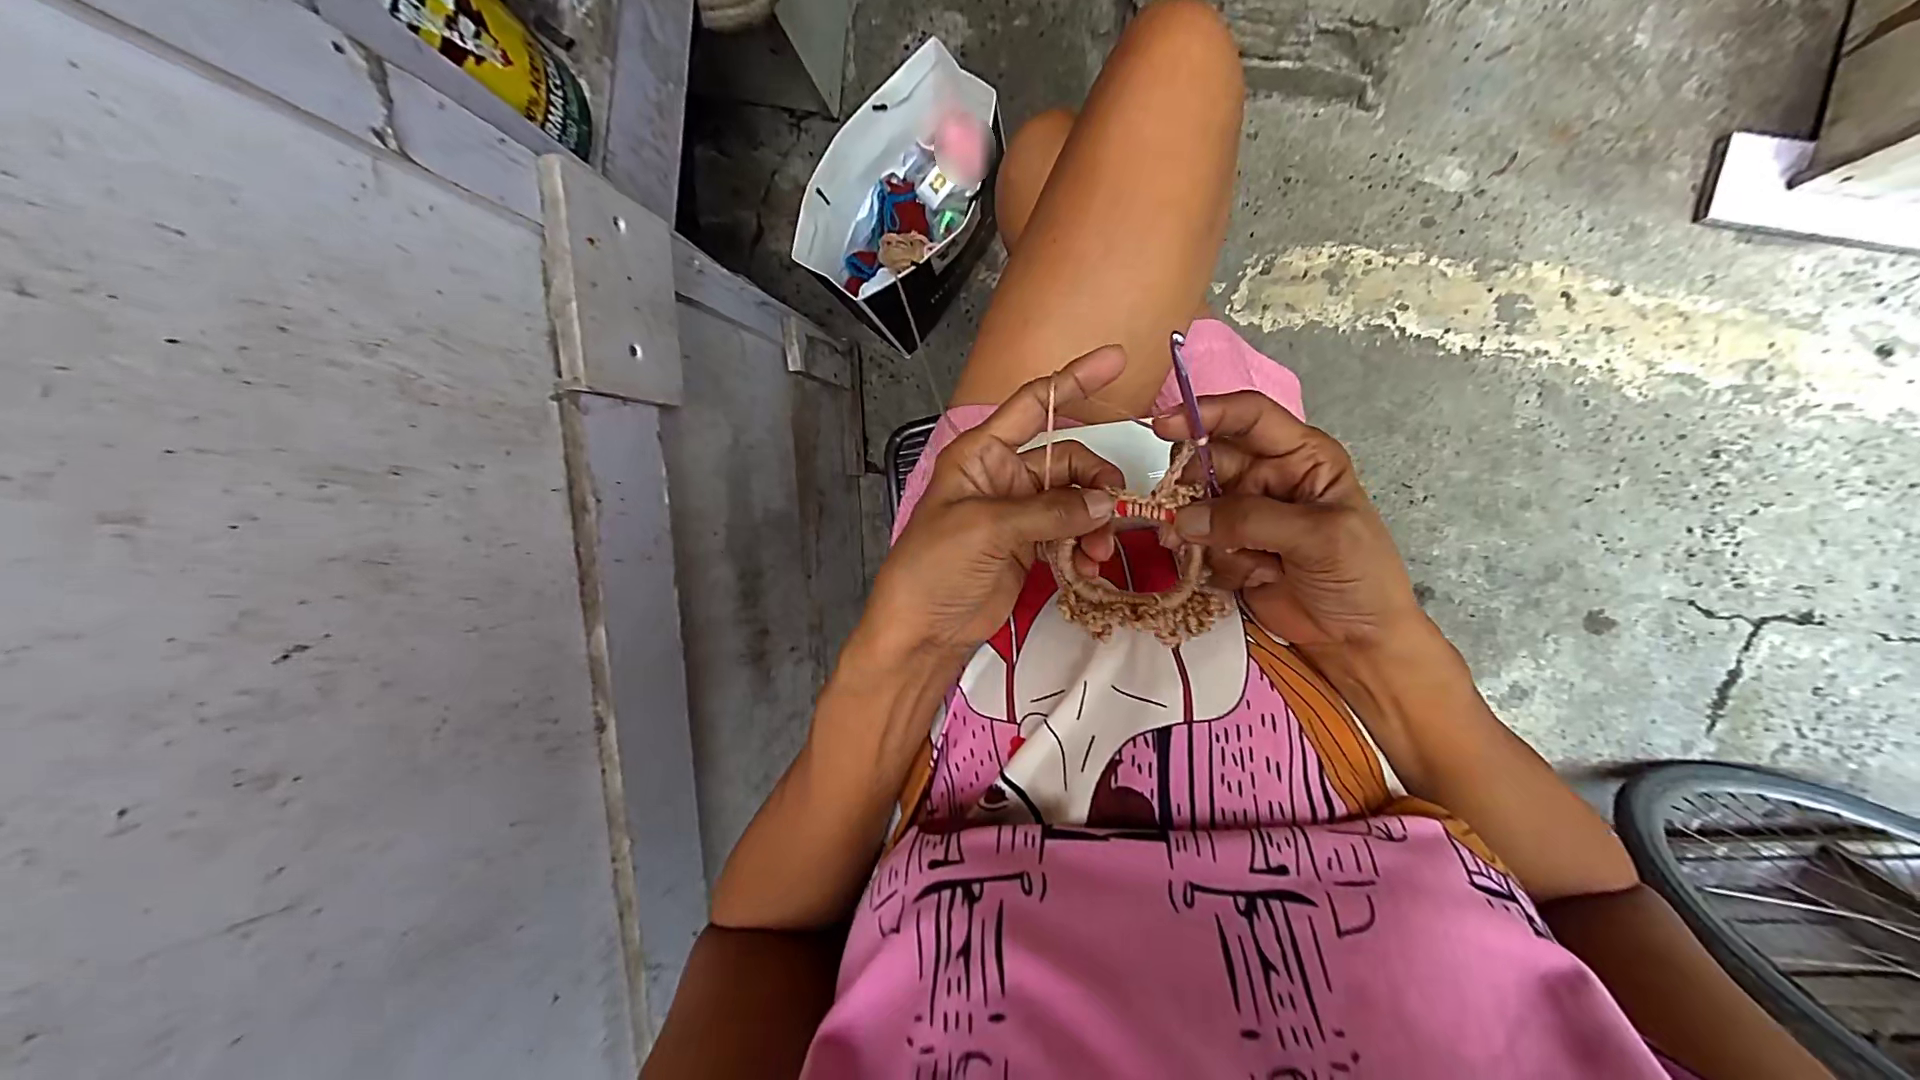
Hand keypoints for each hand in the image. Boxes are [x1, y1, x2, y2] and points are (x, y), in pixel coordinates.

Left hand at [863, 346, 1128, 657]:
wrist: (923, 628)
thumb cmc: (932, 566)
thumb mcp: (986, 528)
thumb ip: (1048, 511)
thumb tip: (1105, 504)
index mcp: (981, 454)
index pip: (1033, 404)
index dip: (1074, 381)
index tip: (1115, 361)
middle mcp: (1003, 476)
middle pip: (1068, 459)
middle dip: (1096, 481)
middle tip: (1115, 510)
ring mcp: (1019, 512)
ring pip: (1076, 499)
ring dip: (1095, 521)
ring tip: (1098, 550)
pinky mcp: (1031, 545)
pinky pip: (1071, 533)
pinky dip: (1085, 545)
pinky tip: (1088, 566)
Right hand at [1152, 390, 1422, 648]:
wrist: (1356, 639)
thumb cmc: (1360, 576)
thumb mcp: (1319, 536)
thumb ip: (1251, 519)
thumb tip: (1184, 519)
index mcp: (1302, 456)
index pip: (1250, 417)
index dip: (1208, 414)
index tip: (1164, 425)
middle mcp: (1267, 477)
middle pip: (1209, 460)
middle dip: (1191, 486)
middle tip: (1182, 515)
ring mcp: (1244, 514)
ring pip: (1194, 504)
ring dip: (1196, 531)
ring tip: (1217, 557)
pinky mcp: (1227, 547)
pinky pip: (1196, 541)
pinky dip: (1207, 559)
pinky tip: (1246, 577)